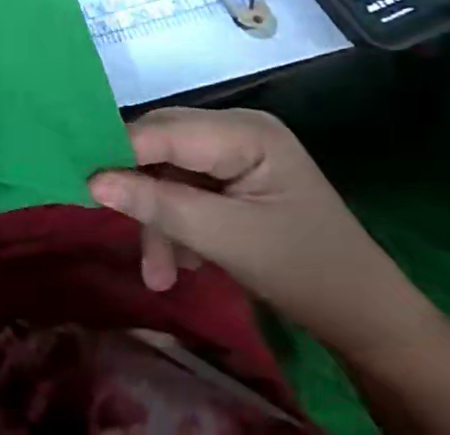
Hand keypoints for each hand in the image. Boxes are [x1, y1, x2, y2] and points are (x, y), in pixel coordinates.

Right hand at [89, 108, 437, 355]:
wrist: (370, 320)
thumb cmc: (306, 271)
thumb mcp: (227, 241)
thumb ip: (158, 206)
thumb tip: (91, 180)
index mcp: (245, 132)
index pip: (163, 131)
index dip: (118, 152)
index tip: (79, 180)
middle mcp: (236, 130)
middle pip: (160, 148)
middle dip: (140, 195)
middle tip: (114, 228)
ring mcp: (234, 153)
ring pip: (166, 172)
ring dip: (157, 220)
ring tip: (158, 274)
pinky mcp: (231, 177)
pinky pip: (183, 189)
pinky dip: (174, 225)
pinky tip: (177, 264)